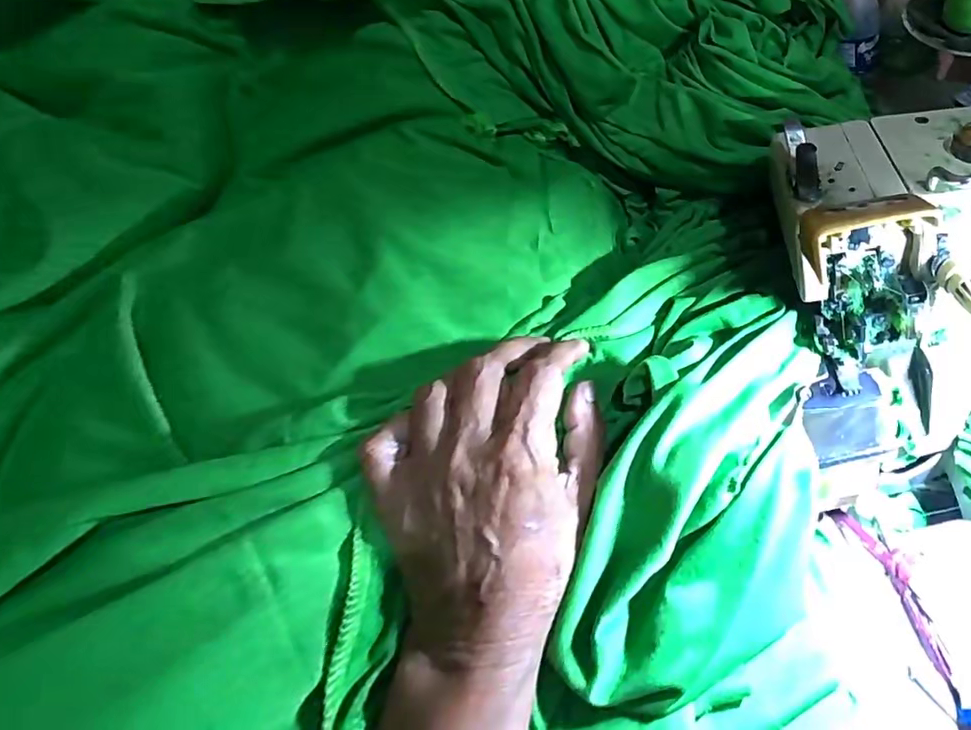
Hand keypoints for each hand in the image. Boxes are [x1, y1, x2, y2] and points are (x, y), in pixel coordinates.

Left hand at [360, 338, 605, 675]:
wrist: (482, 622)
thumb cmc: (544, 558)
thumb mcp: (582, 496)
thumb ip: (585, 435)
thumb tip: (583, 387)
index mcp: (518, 448)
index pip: (540, 373)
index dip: (562, 351)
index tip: (577, 349)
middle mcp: (467, 446)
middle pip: (484, 367)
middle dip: (516, 348)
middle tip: (536, 350)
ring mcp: (422, 467)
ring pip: (434, 390)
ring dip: (466, 373)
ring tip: (487, 376)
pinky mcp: (390, 492)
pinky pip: (385, 437)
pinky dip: (405, 417)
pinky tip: (431, 417)